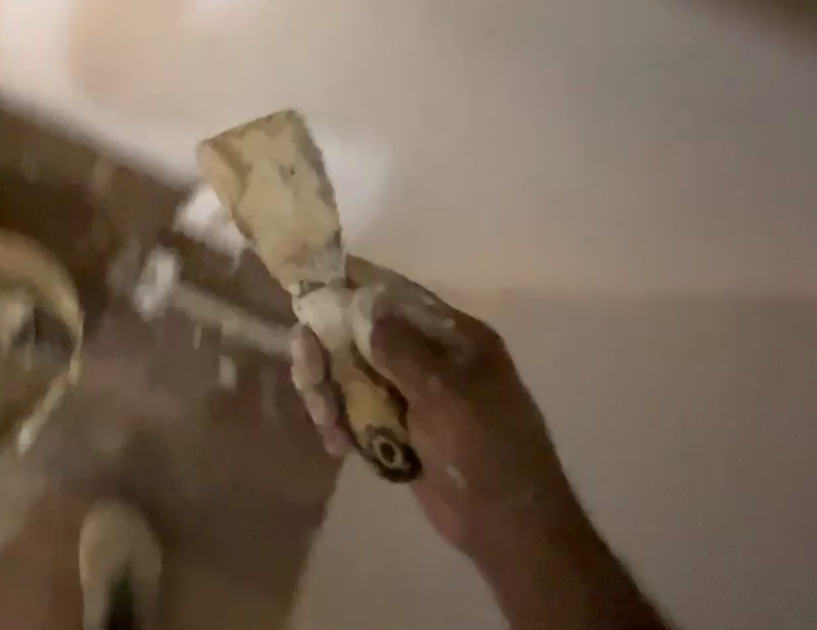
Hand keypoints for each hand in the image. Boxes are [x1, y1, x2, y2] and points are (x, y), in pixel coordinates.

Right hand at [290, 301, 588, 566]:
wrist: (509, 531)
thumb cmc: (488, 453)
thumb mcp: (448, 396)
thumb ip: (401, 350)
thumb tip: (361, 305)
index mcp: (453, 338)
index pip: (394, 293)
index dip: (350, 284)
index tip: (307, 285)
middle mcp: (427, 355)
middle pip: (357, 332)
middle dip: (325, 351)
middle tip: (308, 376)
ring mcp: (407, 389)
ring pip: (346, 369)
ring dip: (326, 390)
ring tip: (326, 422)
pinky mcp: (392, 422)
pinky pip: (349, 405)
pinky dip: (336, 419)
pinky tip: (336, 443)